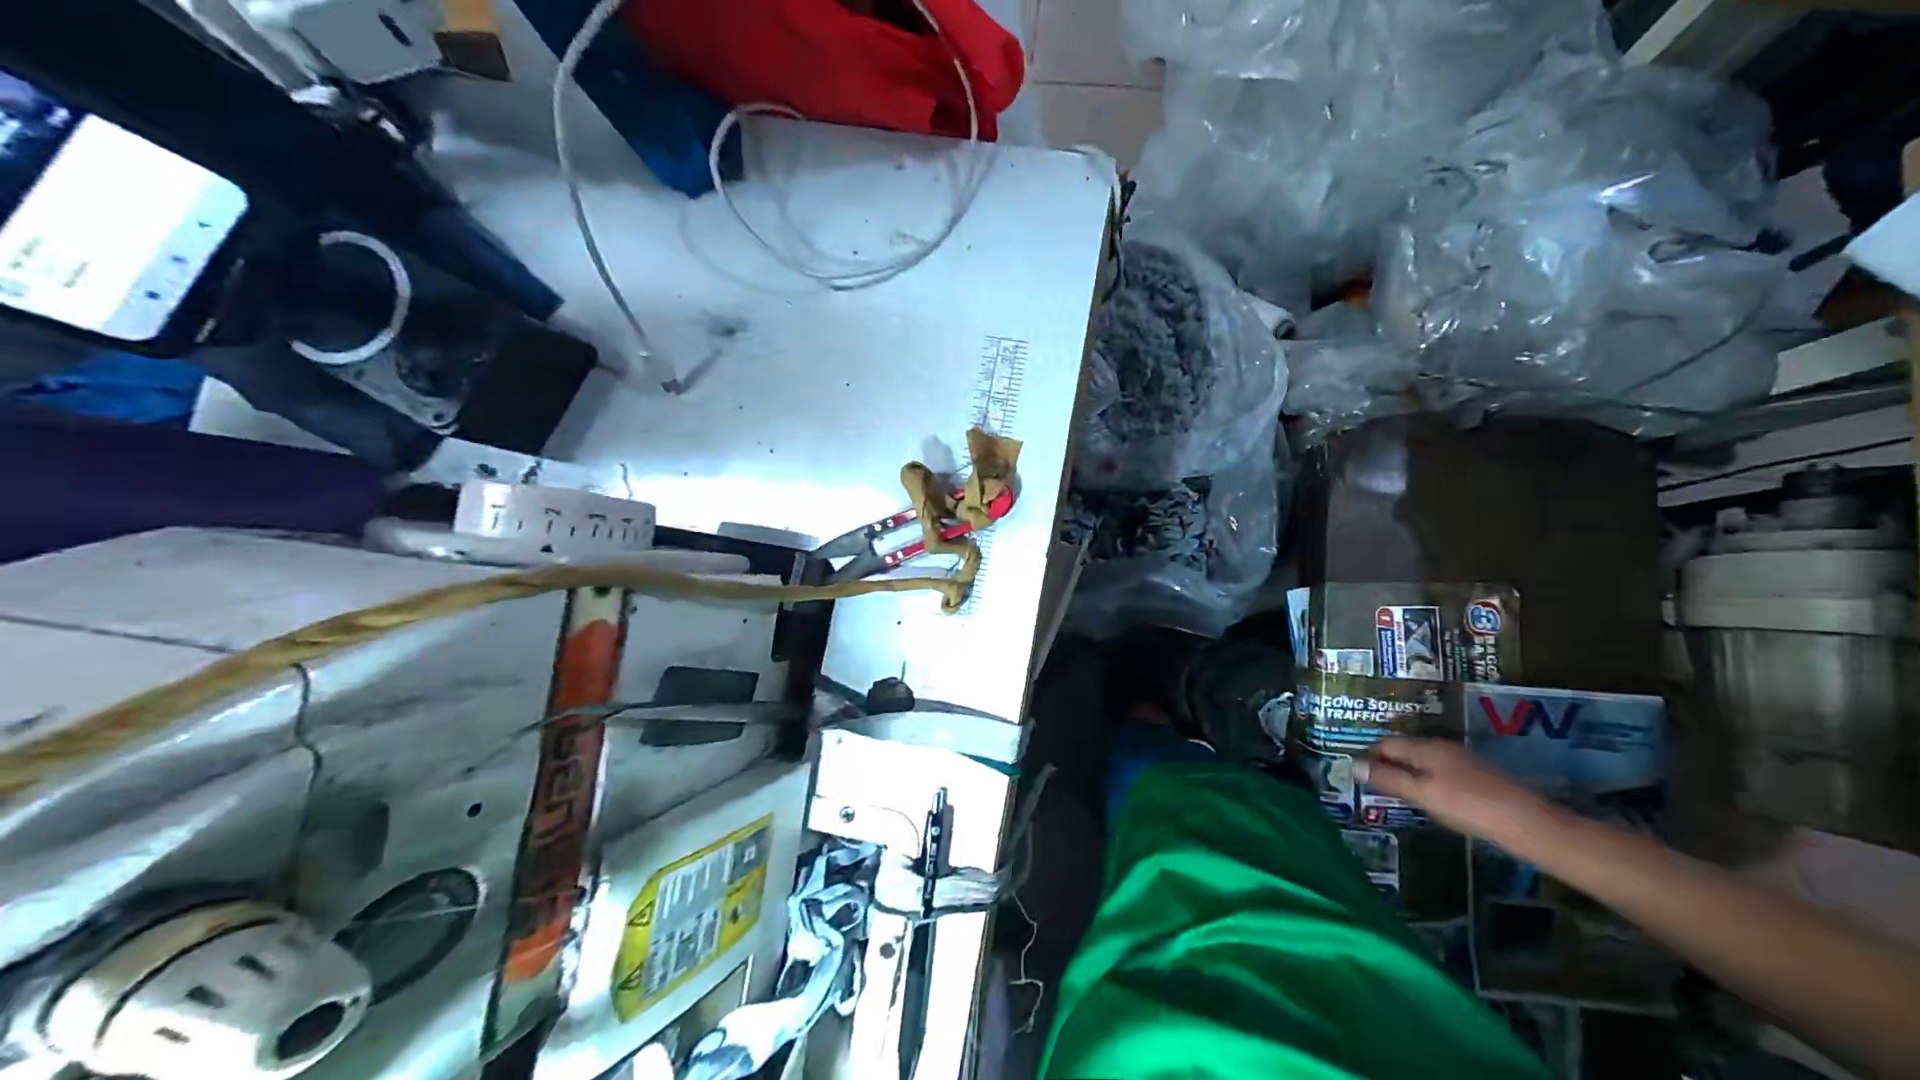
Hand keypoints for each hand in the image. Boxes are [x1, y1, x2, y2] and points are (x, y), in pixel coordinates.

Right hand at [1357, 737, 1549, 843]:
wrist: (1529, 825)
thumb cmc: (1468, 806)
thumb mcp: (1421, 794)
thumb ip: (1388, 779)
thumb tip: (1353, 764)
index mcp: (1425, 748)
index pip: (1385, 744)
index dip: (1369, 758)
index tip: (1358, 777)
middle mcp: (1441, 747)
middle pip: (1404, 751)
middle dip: (1386, 765)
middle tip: (1373, 788)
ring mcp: (1461, 761)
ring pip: (1422, 762)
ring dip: (1406, 774)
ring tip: (1396, 795)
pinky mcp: (1475, 777)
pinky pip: (1438, 772)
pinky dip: (1425, 781)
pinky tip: (1429, 800)